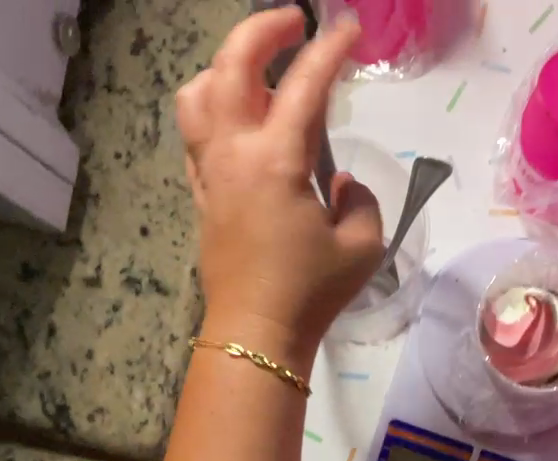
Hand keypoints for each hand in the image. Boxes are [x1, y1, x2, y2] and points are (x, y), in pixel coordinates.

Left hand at [175, 8, 384, 354]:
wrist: (258, 333)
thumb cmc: (312, 293)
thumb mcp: (362, 248)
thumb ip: (361, 202)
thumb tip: (340, 183)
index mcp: (276, 161)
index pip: (304, 85)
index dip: (330, 49)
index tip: (350, 28)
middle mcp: (234, 153)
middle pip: (232, 65)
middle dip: (263, 30)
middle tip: (294, 22)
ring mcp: (210, 172)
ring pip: (198, 93)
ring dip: (225, 68)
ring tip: (255, 73)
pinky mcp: (202, 195)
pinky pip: (195, 134)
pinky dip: (213, 111)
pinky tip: (237, 124)